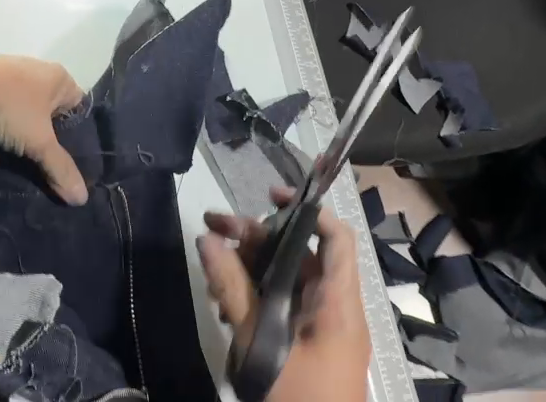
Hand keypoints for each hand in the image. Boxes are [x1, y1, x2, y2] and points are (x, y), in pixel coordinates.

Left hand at [0, 53, 87, 204]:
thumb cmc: (8, 107)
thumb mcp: (40, 142)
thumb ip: (61, 168)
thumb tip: (82, 198)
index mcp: (59, 77)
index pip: (81, 112)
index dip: (82, 140)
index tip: (81, 170)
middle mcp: (39, 73)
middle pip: (54, 116)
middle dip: (54, 144)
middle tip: (59, 175)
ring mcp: (13, 80)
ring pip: (30, 117)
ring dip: (30, 140)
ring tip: (34, 170)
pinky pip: (9, 116)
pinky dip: (10, 133)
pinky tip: (10, 156)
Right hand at [198, 189, 370, 401]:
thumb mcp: (259, 344)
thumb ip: (233, 288)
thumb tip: (207, 238)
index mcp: (338, 306)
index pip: (336, 238)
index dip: (308, 209)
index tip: (268, 196)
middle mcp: (334, 311)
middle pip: (300, 254)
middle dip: (256, 237)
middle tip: (212, 227)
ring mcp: (321, 332)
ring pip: (285, 279)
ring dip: (248, 267)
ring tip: (211, 270)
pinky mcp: (306, 349)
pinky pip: (282, 306)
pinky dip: (254, 296)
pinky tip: (223, 304)